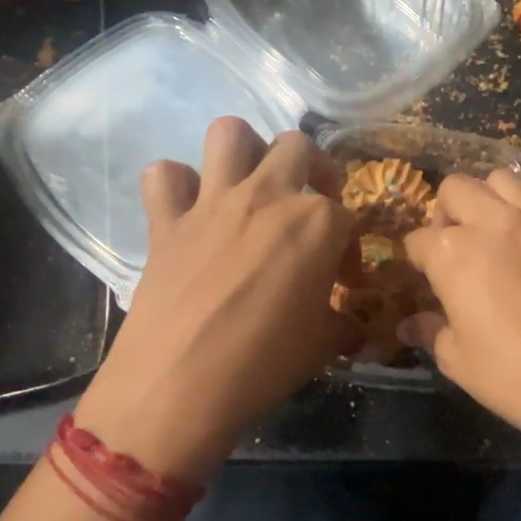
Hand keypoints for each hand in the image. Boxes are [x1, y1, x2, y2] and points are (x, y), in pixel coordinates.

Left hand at [75, 119, 355, 481]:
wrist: (179, 387)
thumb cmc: (266, 362)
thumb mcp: (324, 344)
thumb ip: (345, 323)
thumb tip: (356, 329)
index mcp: (318, 222)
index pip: (347, 215)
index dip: (349, 249)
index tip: (344, 283)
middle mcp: (268, 196)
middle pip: (298, 147)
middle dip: (313, 170)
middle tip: (311, 207)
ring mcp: (212, 203)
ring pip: (230, 133)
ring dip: (247, 151)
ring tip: (254, 185)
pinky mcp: (166, 222)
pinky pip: (165, 176)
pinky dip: (178, 184)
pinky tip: (191, 209)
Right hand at [400, 170, 520, 473]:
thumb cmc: (516, 378)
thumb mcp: (458, 360)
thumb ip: (431, 330)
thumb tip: (410, 325)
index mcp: (455, 254)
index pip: (419, 239)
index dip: (418, 260)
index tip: (427, 279)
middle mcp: (495, 222)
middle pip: (456, 189)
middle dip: (447, 213)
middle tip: (457, 248)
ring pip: (503, 180)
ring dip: (490, 201)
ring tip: (497, 234)